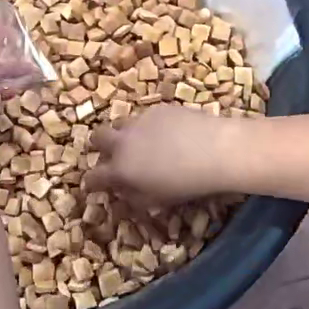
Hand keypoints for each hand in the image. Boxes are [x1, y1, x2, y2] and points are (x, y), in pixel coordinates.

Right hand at [85, 106, 246, 206]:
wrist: (216, 150)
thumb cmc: (187, 184)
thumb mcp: (158, 200)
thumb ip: (135, 197)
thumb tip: (124, 193)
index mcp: (121, 169)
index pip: (94, 176)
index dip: (92, 182)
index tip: (94, 184)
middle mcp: (124, 141)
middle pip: (97, 137)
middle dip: (100, 146)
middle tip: (114, 155)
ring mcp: (140, 121)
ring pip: (120, 122)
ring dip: (123, 133)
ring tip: (140, 142)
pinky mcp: (158, 109)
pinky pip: (145, 116)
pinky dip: (148, 126)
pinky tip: (167, 133)